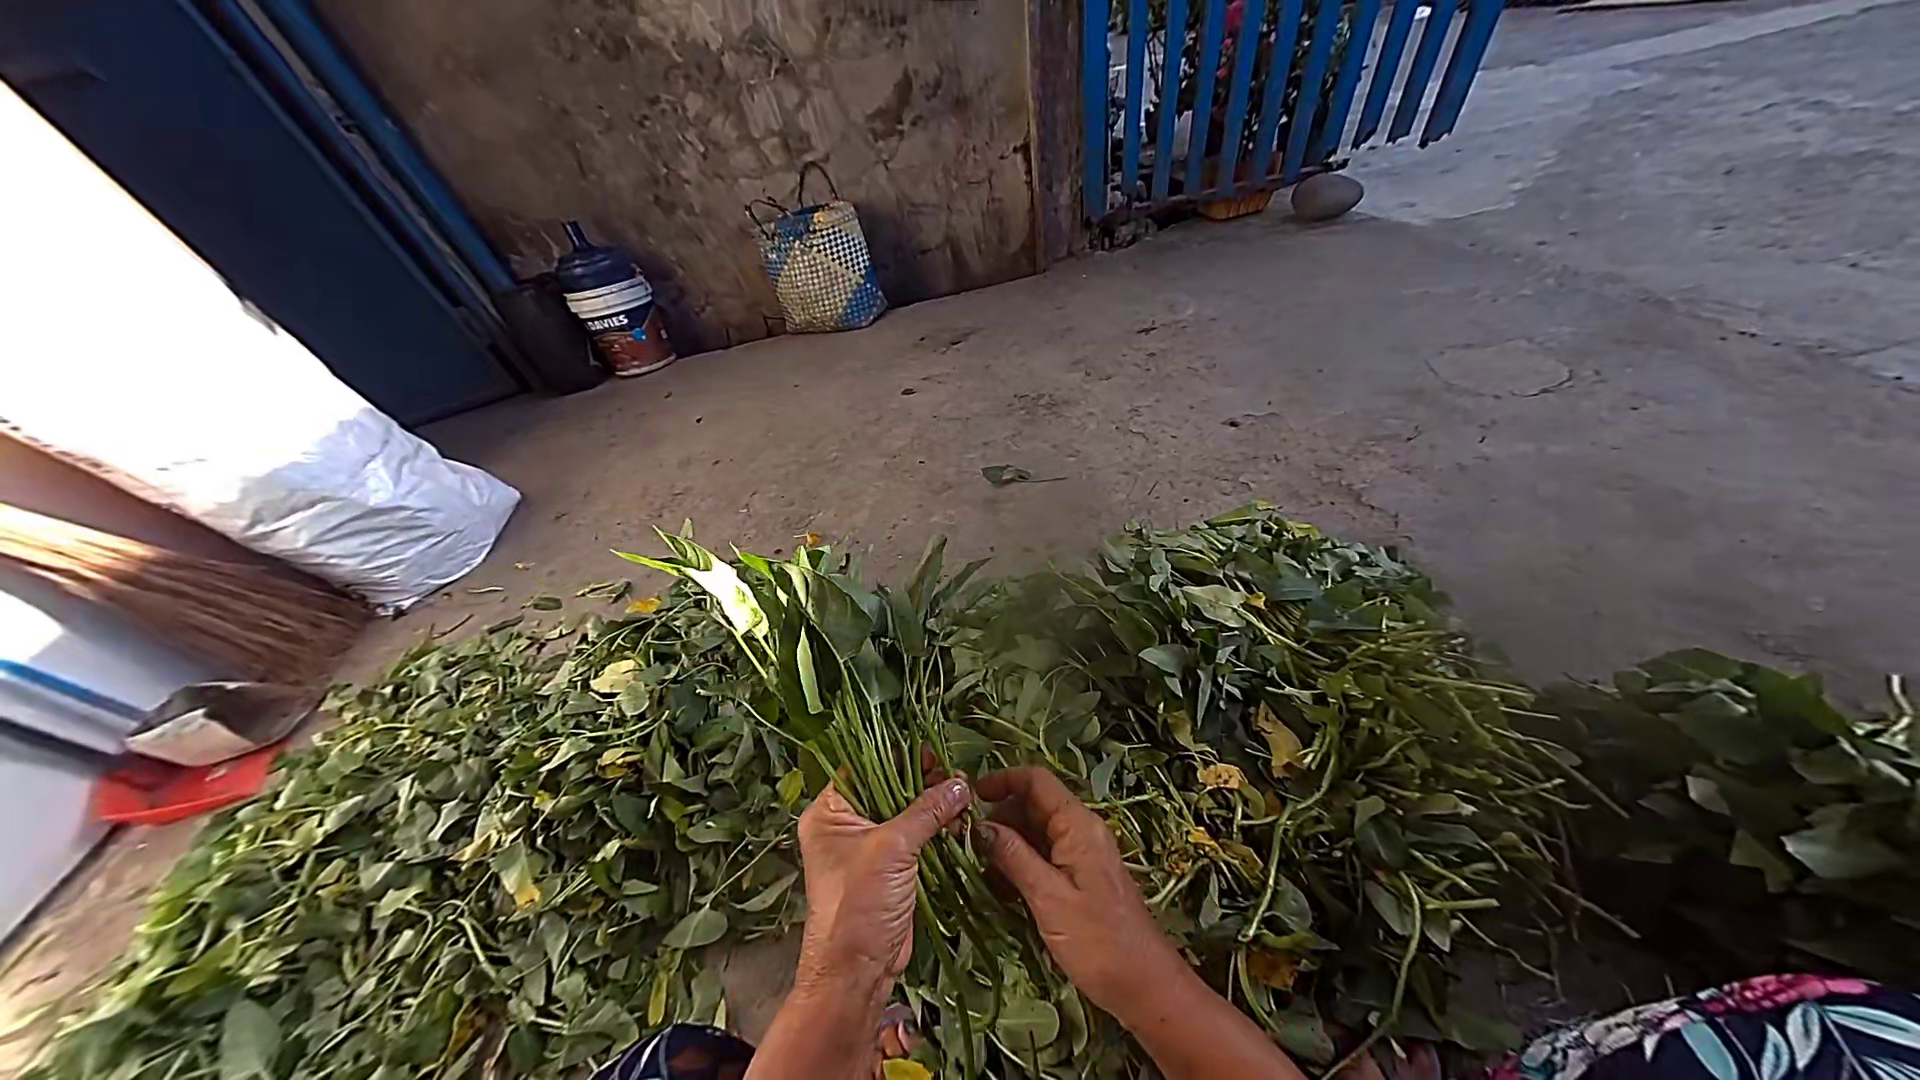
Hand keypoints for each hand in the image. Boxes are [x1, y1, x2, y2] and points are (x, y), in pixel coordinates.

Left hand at [792, 775, 970, 993]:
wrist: (857, 972)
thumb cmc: (859, 904)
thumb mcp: (892, 848)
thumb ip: (927, 811)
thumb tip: (960, 783)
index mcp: (830, 811)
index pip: (865, 766)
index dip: (898, 757)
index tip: (932, 754)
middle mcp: (846, 823)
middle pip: (889, 786)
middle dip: (923, 781)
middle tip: (954, 776)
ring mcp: (869, 846)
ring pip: (906, 811)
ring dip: (935, 805)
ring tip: (963, 795)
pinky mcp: (890, 866)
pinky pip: (916, 836)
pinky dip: (937, 828)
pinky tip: (960, 820)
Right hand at [971, 767, 1187, 1021]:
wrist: (1146, 987)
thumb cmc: (1099, 941)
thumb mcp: (1049, 897)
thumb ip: (1014, 856)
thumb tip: (980, 825)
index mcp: (1078, 824)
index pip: (1037, 781)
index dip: (1003, 779)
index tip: (971, 795)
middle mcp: (1081, 830)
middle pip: (1034, 804)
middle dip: (1000, 815)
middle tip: (966, 839)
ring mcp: (1081, 853)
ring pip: (1036, 831)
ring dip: (1007, 842)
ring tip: (977, 864)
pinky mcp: (1079, 877)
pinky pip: (1044, 855)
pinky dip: (1020, 863)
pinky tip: (999, 885)